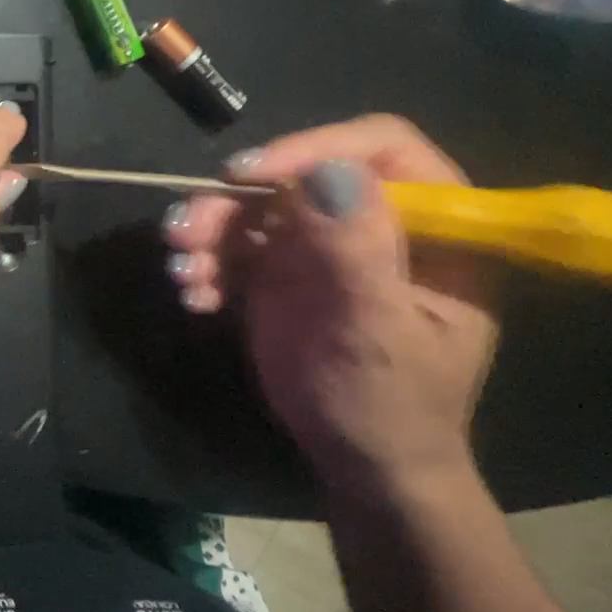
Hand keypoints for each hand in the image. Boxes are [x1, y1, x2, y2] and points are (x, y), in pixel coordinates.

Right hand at [162, 115, 497, 496]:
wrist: (361, 461)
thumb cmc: (390, 404)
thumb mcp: (376, 332)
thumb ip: (356, 254)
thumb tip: (328, 174)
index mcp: (430, 227)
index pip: (380, 152)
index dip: (312, 150)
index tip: (246, 176)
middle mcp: (372, 225)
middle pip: (295, 178)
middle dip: (232, 203)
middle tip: (184, 233)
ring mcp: (321, 248)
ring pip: (254, 210)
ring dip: (207, 233)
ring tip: (182, 271)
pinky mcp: (278, 273)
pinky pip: (231, 248)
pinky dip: (205, 266)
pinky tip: (195, 299)